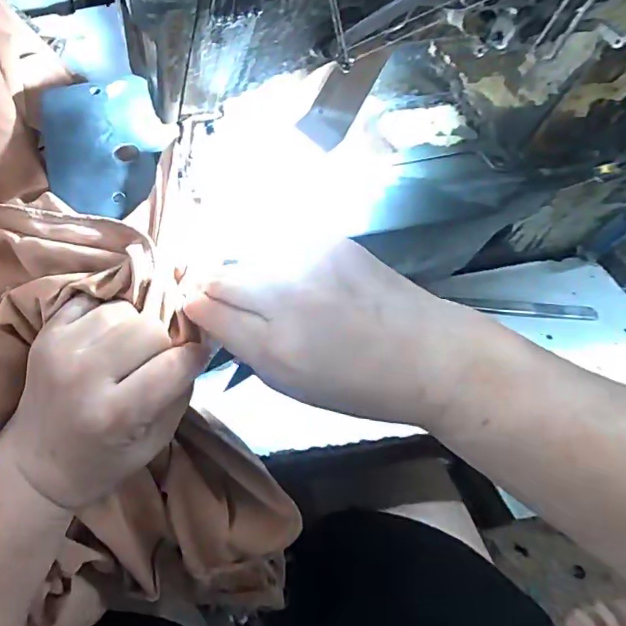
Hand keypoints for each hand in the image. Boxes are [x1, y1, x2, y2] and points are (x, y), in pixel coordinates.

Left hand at [0, 296, 213, 511]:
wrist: (37, 461)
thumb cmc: (102, 459)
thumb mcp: (153, 443)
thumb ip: (177, 394)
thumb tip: (195, 347)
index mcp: (113, 414)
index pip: (171, 365)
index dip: (193, 356)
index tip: (197, 356)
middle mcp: (83, 376)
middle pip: (148, 328)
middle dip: (162, 341)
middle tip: (157, 357)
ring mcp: (60, 350)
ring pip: (120, 309)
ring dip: (133, 324)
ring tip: (127, 347)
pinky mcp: (46, 334)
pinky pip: (88, 301)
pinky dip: (104, 313)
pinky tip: (104, 336)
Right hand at [184, 238, 514, 430]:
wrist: (434, 356)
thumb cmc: (358, 384)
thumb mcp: (290, 383)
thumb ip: (242, 347)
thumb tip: (206, 314)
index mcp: (275, 346)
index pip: (204, 308)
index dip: (192, 308)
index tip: (193, 310)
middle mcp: (287, 298)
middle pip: (217, 277)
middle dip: (209, 286)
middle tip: (217, 298)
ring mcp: (309, 262)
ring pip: (244, 257)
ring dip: (241, 272)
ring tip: (262, 291)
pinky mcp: (329, 241)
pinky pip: (278, 246)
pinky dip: (273, 260)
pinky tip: (294, 278)